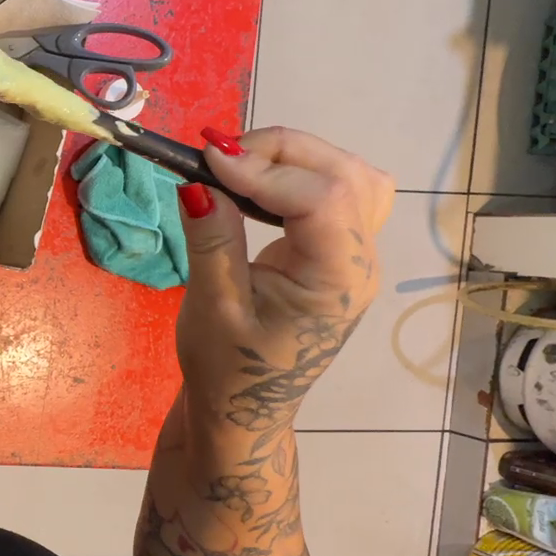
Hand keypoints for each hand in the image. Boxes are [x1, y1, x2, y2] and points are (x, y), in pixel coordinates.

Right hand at [175, 127, 394, 429]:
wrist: (244, 405)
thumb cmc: (227, 366)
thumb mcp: (211, 307)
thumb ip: (212, 241)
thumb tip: (196, 184)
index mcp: (336, 280)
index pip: (320, 199)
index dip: (264, 169)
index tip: (205, 159)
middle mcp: (359, 260)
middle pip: (346, 175)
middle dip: (281, 151)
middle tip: (216, 156)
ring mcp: (354, 254)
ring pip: (351, 176)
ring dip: (295, 156)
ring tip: (236, 164)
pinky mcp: (335, 250)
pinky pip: (337, 192)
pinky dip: (300, 173)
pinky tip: (259, 181)